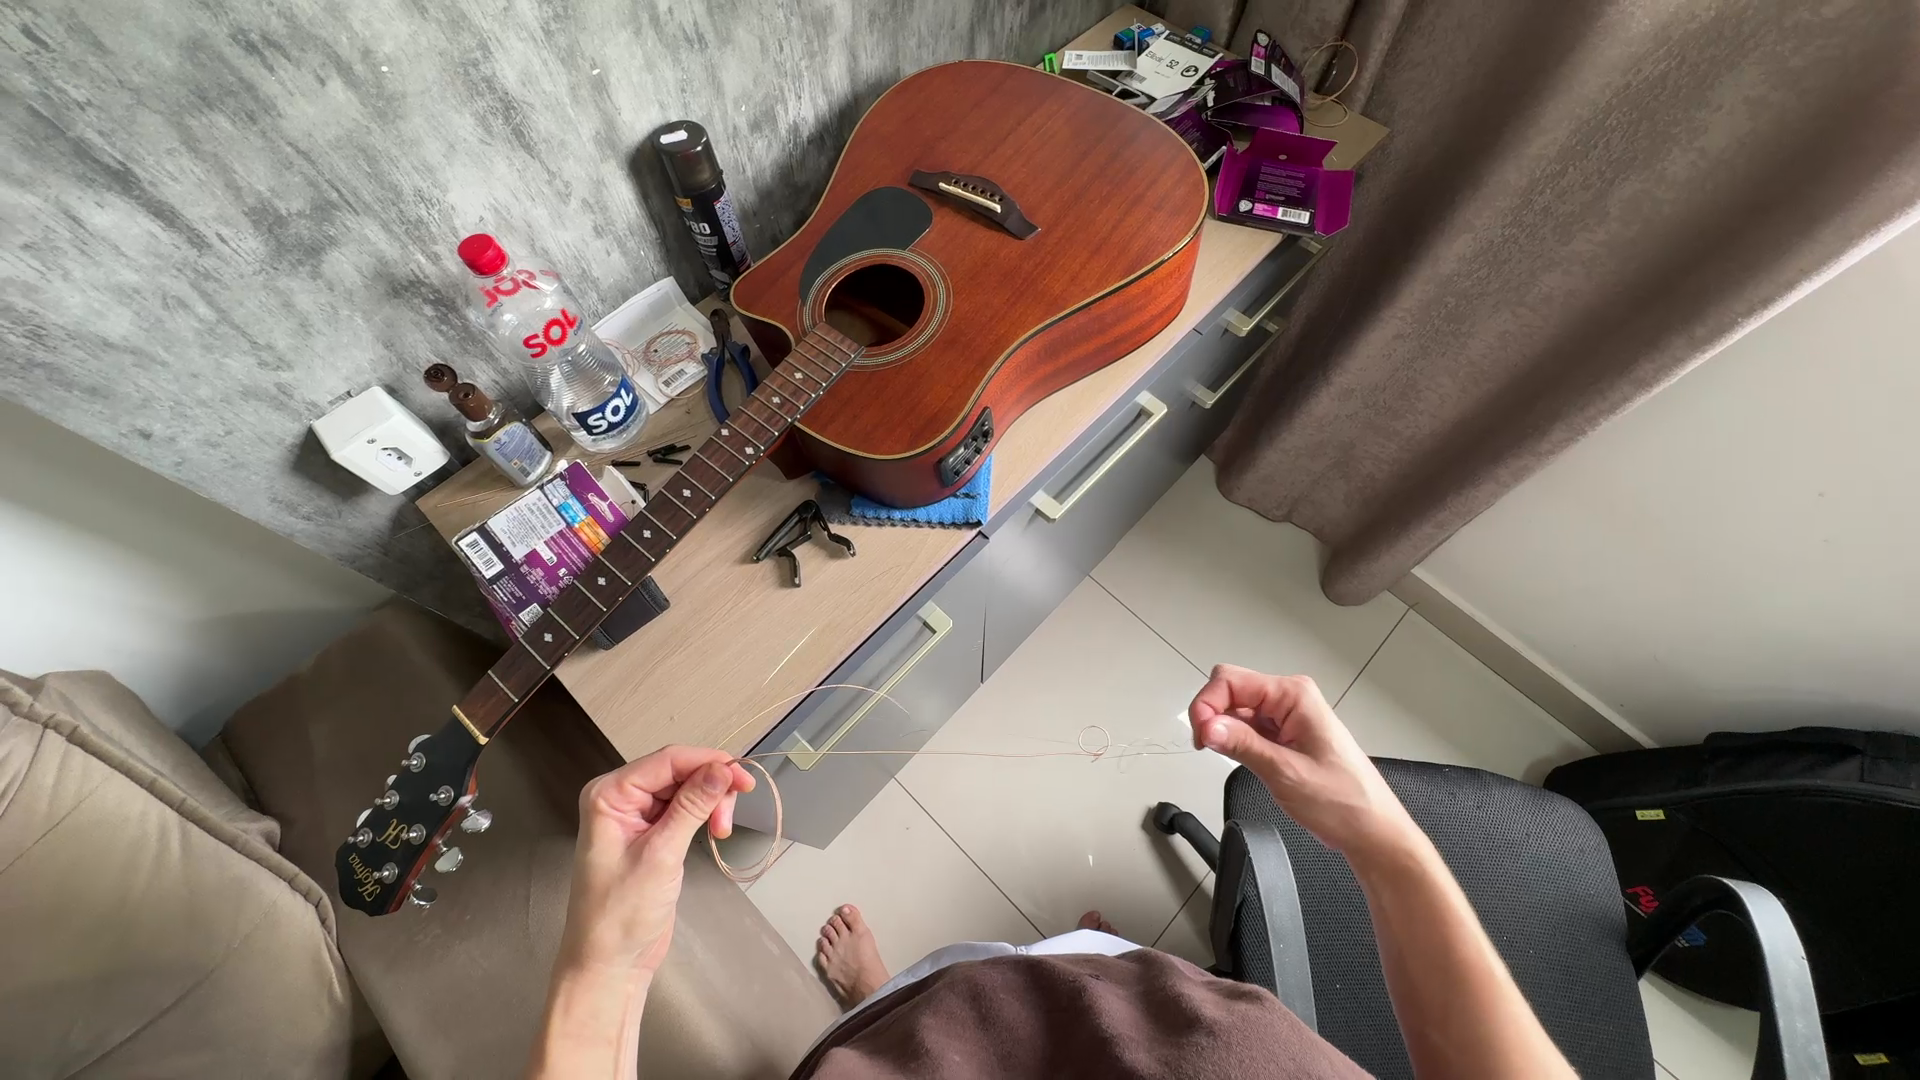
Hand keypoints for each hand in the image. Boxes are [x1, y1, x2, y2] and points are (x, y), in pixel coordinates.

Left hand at [557, 745, 754, 981]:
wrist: (609, 966)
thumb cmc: (622, 913)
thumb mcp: (661, 854)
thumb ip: (692, 806)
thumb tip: (723, 768)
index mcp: (609, 794)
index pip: (668, 760)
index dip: (708, 763)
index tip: (744, 779)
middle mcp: (621, 797)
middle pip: (680, 770)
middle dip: (711, 787)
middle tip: (730, 818)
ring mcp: (636, 814)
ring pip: (688, 786)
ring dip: (712, 802)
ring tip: (722, 831)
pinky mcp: (653, 831)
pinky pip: (686, 806)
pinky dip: (705, 814)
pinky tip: (715, 830)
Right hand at [1188, 664, 1417, 861]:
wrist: (1372, 832)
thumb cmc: (1343, 803)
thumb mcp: (1286, 773)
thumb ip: (1242, 745)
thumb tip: (1206, 726)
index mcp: (1294, 695)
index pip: (1230, 680)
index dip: (1206, 704)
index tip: (1200, 737)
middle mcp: (1289, 698)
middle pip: (1229, 689)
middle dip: (1211, 715)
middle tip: (1208, 747)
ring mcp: (1286, 714)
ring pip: (1234, 708)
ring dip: (1223, 729)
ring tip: (1233, 758)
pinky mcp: (1282, 732)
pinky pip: (1245, 725)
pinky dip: (1234, 739)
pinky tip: (1242, 758)